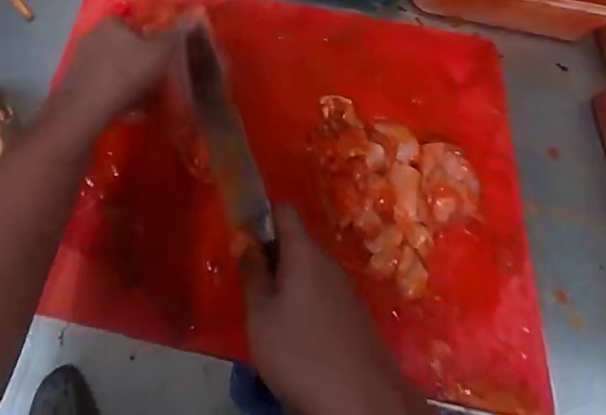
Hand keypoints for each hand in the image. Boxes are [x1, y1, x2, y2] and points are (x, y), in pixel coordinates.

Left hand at [41, 16, 186, 141]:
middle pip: (128, 47)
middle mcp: (93, 36)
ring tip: (148, 101)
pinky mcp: (76, 85)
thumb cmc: (126, 74)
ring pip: (117, 68)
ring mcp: (82, 61)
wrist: (84, 111)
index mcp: (111, 23)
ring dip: (132, 82)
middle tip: (160, 80)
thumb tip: (196, 13)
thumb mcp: (160, 52)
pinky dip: (119, 95)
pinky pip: (105, 86)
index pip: (138, 24)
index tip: (167, 58)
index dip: (155, 40)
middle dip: (144, 63)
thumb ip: (177, 34)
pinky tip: (131, 111)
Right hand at [242, 207, 422, 414]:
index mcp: (304, 251)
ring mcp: (345, 285)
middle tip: (253, 288)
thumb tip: (243, 237)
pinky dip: (307, 302)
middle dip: (272, 256)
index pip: (284, 210)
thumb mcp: (261, 315)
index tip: (244, 241)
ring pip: (309, 269)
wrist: (362, 400)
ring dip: (289, 282)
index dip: (262, 217)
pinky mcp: (354, 312)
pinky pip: (323, 292)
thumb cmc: (301, 352)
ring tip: (272, 317)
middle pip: (296, 242)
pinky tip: (299, 336)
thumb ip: (251, 272)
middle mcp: (328, 260)